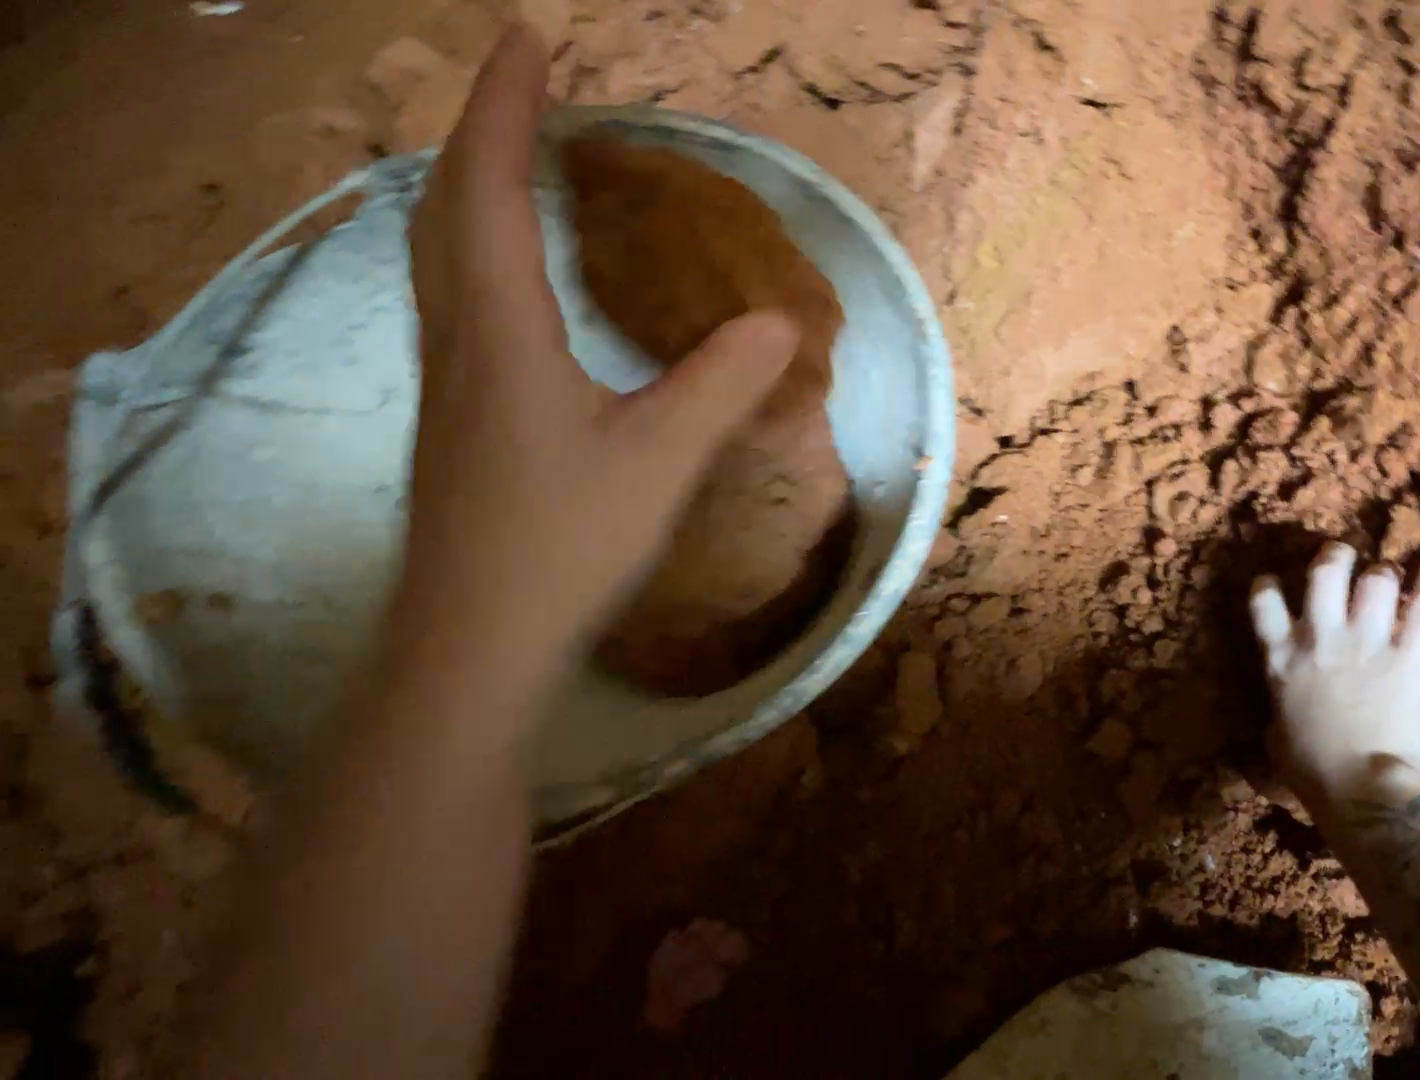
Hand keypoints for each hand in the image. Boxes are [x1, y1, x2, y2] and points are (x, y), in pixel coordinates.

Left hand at [393, 24, 798, 712]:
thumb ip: (720, 384)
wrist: (475, 638)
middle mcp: (459, 341)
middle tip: (521, 93)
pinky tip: (510, 284)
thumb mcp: (660, 460)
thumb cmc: (565, 544)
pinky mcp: (456, 420)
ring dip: (467, 192)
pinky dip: (474, 254)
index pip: (488, 190)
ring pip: (437, 257)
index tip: (528, 39)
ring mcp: (448, 383)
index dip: (504, 107)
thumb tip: (779, 319)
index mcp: (503, 332)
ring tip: (510, 165)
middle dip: (479, 134)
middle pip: (445, 209)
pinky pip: (453, 302)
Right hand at [1249, 543, 1419, 808]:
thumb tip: (1287, 702)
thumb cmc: (1310, 769)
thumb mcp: (1276, 730)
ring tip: (1385, 579)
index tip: (1276, 583)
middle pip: (1324, 571)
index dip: (1269, 584)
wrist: (1361, 787)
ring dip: (1381, 575)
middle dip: (1334, 557)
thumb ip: (1281, 701)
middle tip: (1341, 558)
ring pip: (1375, 580)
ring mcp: (1366, 641)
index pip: (1264, 599)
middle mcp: (1320, 637)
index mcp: (1280, 656)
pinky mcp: (1409, 655)